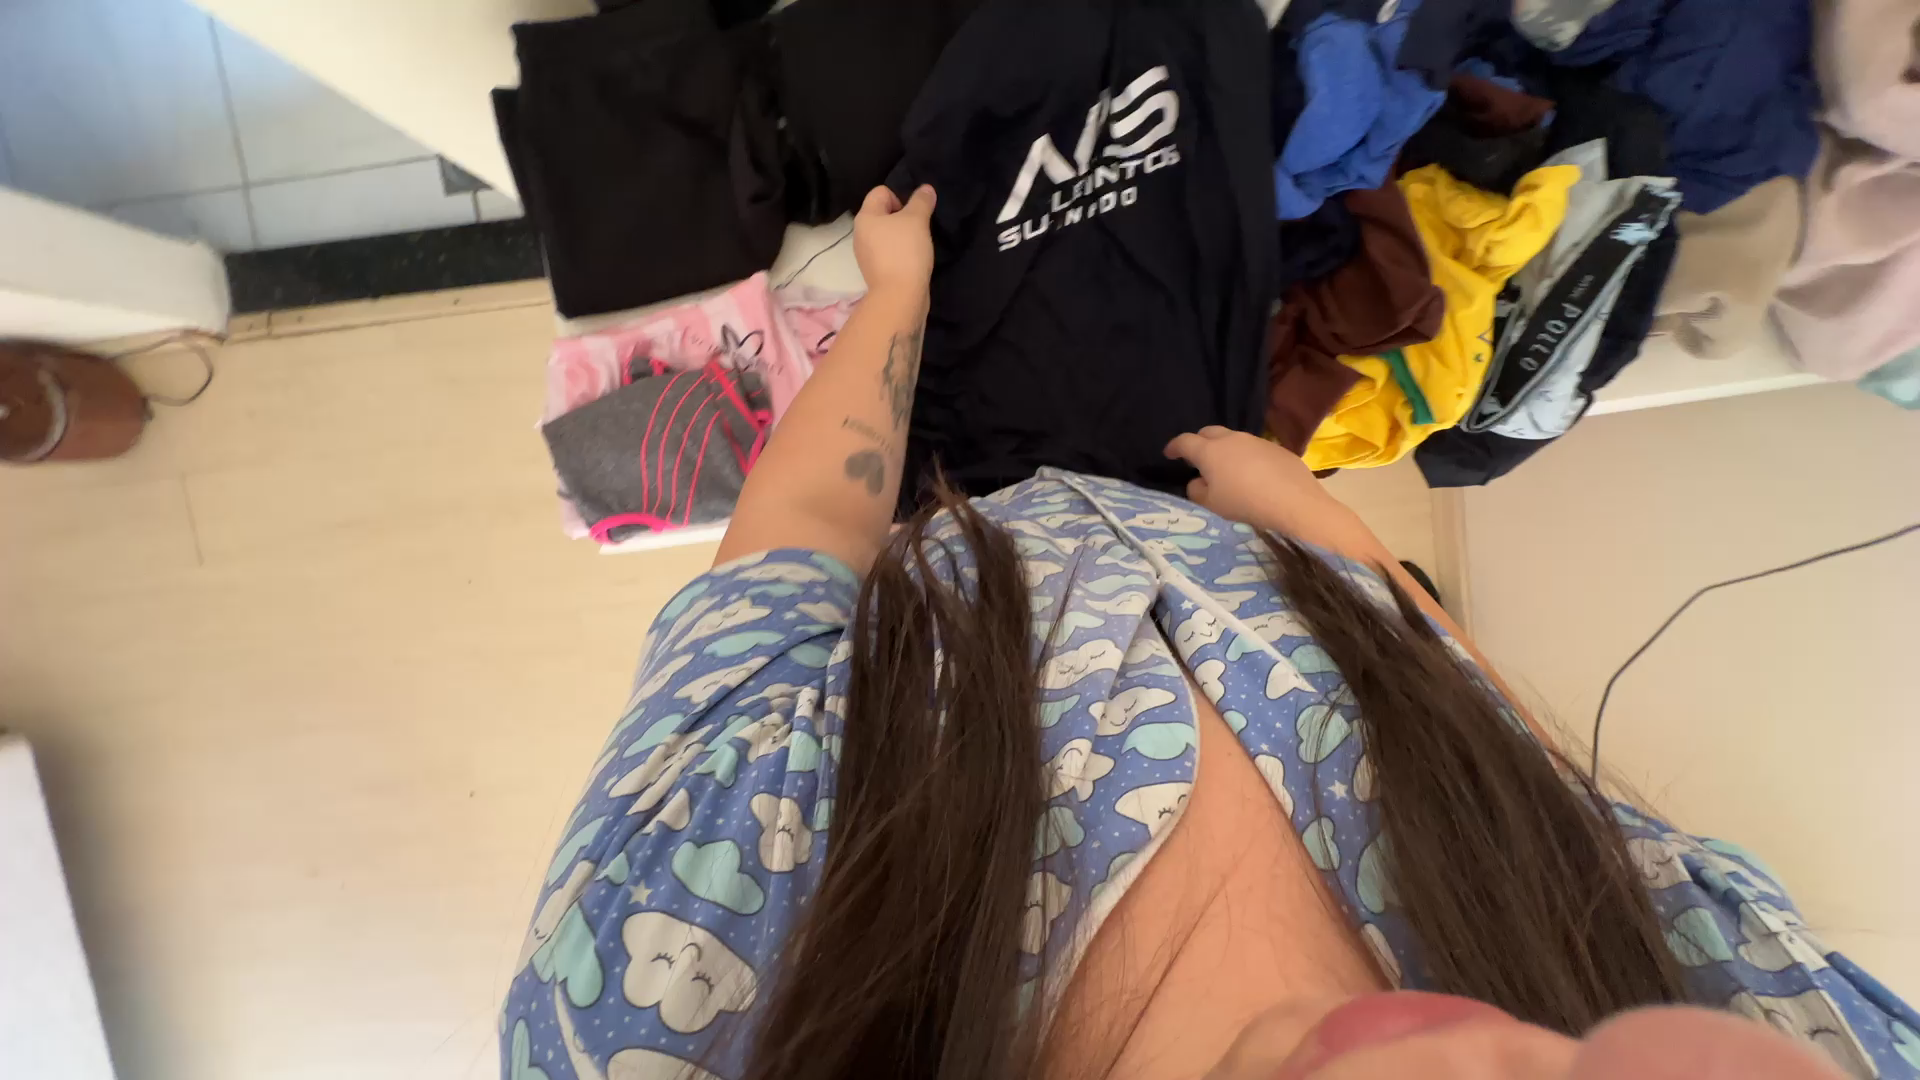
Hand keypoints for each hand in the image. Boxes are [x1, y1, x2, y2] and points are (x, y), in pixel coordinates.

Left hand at [854, 185, 936, 296]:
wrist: (900, 297)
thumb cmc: (905, 252)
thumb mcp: (917, 220)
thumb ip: (921, 201)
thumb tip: (926, 189)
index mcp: (865, 217)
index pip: (881, 192)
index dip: (900, 198)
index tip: (913, 216)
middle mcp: (860, 234)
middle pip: (883, 214)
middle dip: (902, 219)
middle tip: (917, 231)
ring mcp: (866, 256)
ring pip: (886, 236)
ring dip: (902, 238)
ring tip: (916, 249)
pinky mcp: (875, 273)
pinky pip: (888, 254)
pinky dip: (900, 255)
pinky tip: (911, 263)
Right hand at [1164, 426, 1370, 551]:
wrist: (1295, 504)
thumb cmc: (1244, 504)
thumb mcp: (1211, 504)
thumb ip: (1196, 490)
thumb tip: (1198, 480)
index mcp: (1209, 451)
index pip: (1184, 441)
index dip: (1173, 447)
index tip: (1169, 454)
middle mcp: (1231, 439)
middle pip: (1208, 432)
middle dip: (1198, 442)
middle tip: (1196, 458)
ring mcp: (1256, 441)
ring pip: (1232, 439)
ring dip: (1224, 449)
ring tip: (1226, 468)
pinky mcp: (1277, 448)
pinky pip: (1253, 448)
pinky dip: (1245, 457)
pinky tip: (1252, 475)